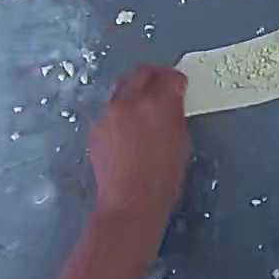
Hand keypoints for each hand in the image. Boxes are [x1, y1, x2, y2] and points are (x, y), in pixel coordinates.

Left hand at [88, 65, 189, 229]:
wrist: (129, 205)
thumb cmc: (162, 181)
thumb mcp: (181, 142)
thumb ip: (175, 115)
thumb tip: (172, 103)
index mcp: (157, 105)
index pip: (169, 77)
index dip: (176, 80)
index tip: (179, 85)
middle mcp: (130, 102)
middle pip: (141, 72)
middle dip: (155, 76)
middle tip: (163, 85)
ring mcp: (109, 113)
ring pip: (123, 89)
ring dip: (136, 92)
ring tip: (145, 108)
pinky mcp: (96, 127)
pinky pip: (111, 111)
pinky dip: (122, 113)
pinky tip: (129, 131)